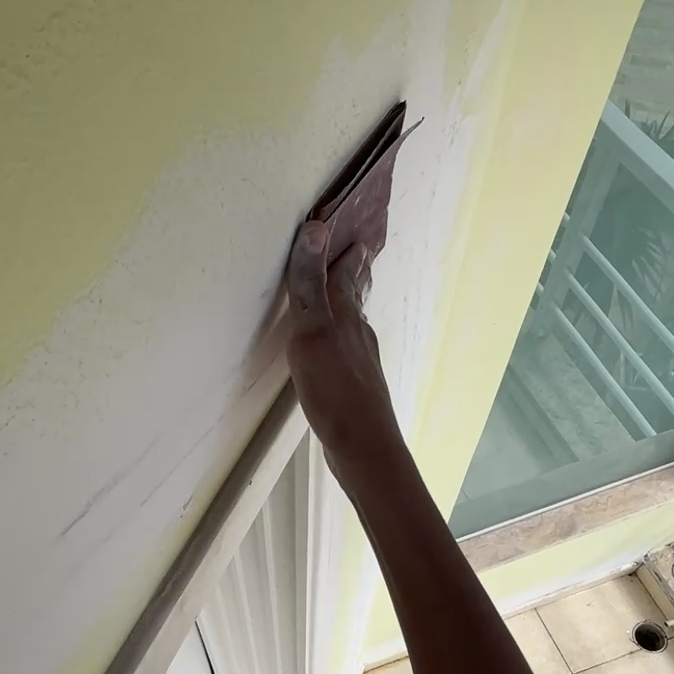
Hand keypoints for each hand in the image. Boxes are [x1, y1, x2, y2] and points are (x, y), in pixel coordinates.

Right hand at [284, 221, 407, 487]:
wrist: (362, 444)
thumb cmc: (334, 388)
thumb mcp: (313, 331)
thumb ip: (311, 284)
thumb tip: (318, 229)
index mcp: (345, 315)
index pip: (344, 273)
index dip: (344, 252)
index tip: (350, 230)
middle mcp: (357, 332)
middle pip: (355, 295)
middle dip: (354, 273)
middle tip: (359, 253)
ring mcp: (359, 360)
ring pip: (354, 321)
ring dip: (350, 302)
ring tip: (348, 292)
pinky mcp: (356, 385)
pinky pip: (349, 348)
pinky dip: (343, 336)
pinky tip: (338, 348)